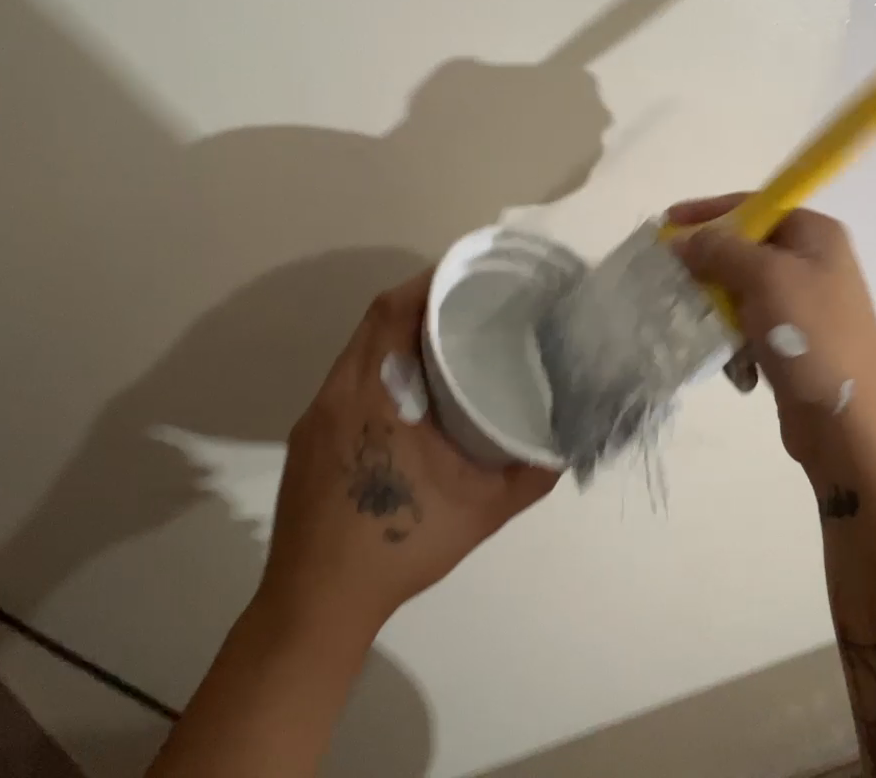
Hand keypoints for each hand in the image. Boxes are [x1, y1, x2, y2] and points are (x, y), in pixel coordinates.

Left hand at [258, 270, 559, 645]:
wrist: (315, 603)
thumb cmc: (398, 545)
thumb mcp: (482, 510)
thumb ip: (530, 472)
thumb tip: (566, 444)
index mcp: (372, 397)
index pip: (391, 312)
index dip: (427, 281)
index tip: (469, 272)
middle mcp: (336, 395)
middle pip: (373, 323)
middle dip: (419, 301)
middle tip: (470, 302)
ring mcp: (316, 418)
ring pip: (358, 352)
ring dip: (398, 336)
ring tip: (447, 339)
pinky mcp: (308, 440)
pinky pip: (348, 381)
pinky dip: (381, 368)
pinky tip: (412, 394)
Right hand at [668, 194, 875, 471]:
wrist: (848, 422)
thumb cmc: (810, 337)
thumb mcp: (765, 278)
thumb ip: (720, 249)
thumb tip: (680, 239)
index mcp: (816, 236)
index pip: (755, 207)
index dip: (709, 212)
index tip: (666, 224)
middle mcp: (813, 264)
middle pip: (744, 250)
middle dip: (709, 269)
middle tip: (673, 281)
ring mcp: (805, 306)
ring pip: (742, 293)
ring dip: (720, 312)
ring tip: (704, 331)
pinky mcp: (794, 343)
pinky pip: (750, 329)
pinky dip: (737, 344)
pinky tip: (739, 369)